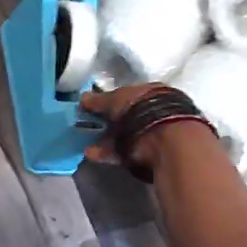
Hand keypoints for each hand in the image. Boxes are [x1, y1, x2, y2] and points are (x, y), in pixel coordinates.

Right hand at [79, 83, 202, 167]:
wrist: (163, 140)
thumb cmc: (141, 109)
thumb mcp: (116, 99)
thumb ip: (99, 100)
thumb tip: (83, 98)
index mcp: (151, 92)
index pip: (127, 96)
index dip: (108, 102)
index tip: (92, 110)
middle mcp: (154, 111)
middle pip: (125, 118)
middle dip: (106, 125)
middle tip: (88, 129)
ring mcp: (152, 134)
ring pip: (123, 137)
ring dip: (104, 142)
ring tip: (87, 147)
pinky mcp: (148, 154)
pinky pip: (123, 153)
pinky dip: (108, 154)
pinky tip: (93, 155)